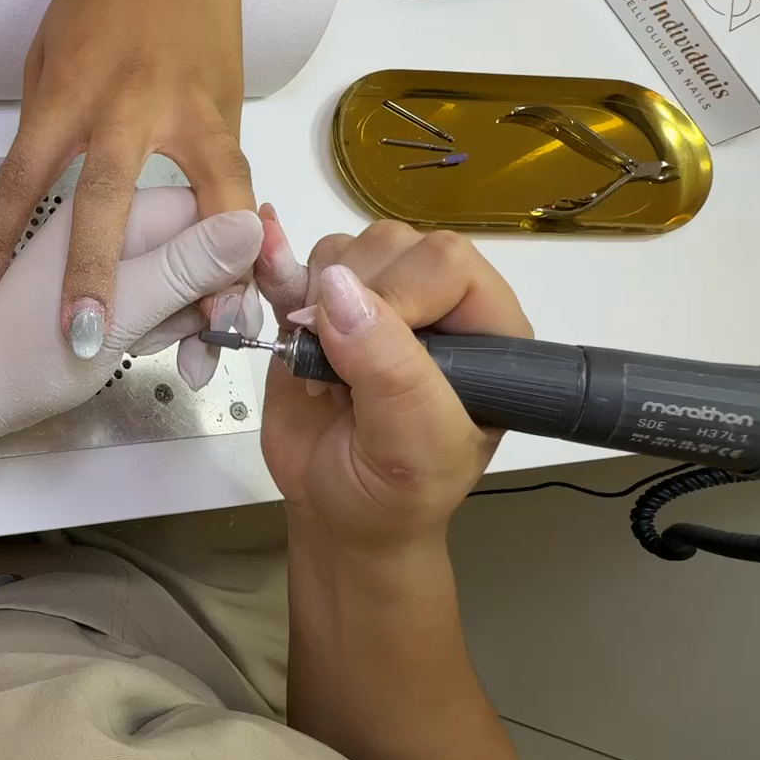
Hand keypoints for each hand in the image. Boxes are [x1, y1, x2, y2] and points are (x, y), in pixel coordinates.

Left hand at [0, 0, 263, 389]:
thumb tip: (46, 192)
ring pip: (203, 201)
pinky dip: (243, 234)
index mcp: (67, 92)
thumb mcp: (49, 53)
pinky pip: (236, 185)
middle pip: (104, 205)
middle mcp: (127, 108)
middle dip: (94, 278)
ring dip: (209, 272)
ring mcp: (189, 112)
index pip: (21, 180)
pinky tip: (248, 281)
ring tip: (212, 334)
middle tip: (83, 342)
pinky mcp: (231, 113)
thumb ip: (49, 127)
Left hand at [0, 188, 260, 462]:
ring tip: (163, 355)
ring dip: (189, 322)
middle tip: (210, 348)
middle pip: (202, 246)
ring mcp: (113, 258)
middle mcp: (116, 221)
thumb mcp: (120, 311)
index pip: (206, 210)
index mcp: (113, 206)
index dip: (233, 260)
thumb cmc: (34, 352)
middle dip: (213, 299)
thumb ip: (184, 266)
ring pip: (187, 279)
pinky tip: (150, 354)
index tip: (233, 313)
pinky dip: (167, 330)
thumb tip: (252, 223)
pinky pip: (162, 300)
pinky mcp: (112, 291)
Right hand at [254, 213, 532, 550]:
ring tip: (314, 358)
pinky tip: (279, 312)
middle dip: (350, 292)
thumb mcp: (410, 444)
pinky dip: (276, 278)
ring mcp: (369, 308)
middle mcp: (430, 308)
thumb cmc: (392, 493)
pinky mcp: (314, 316)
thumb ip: (387, 369)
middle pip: (391, 245)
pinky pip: (295, 269)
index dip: (399, 292)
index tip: (360, 349)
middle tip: (333, 360)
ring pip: (343, 251)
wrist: (335, 514)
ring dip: (314, 295)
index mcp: (483, 333)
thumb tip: (335, 288)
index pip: (445, 264)